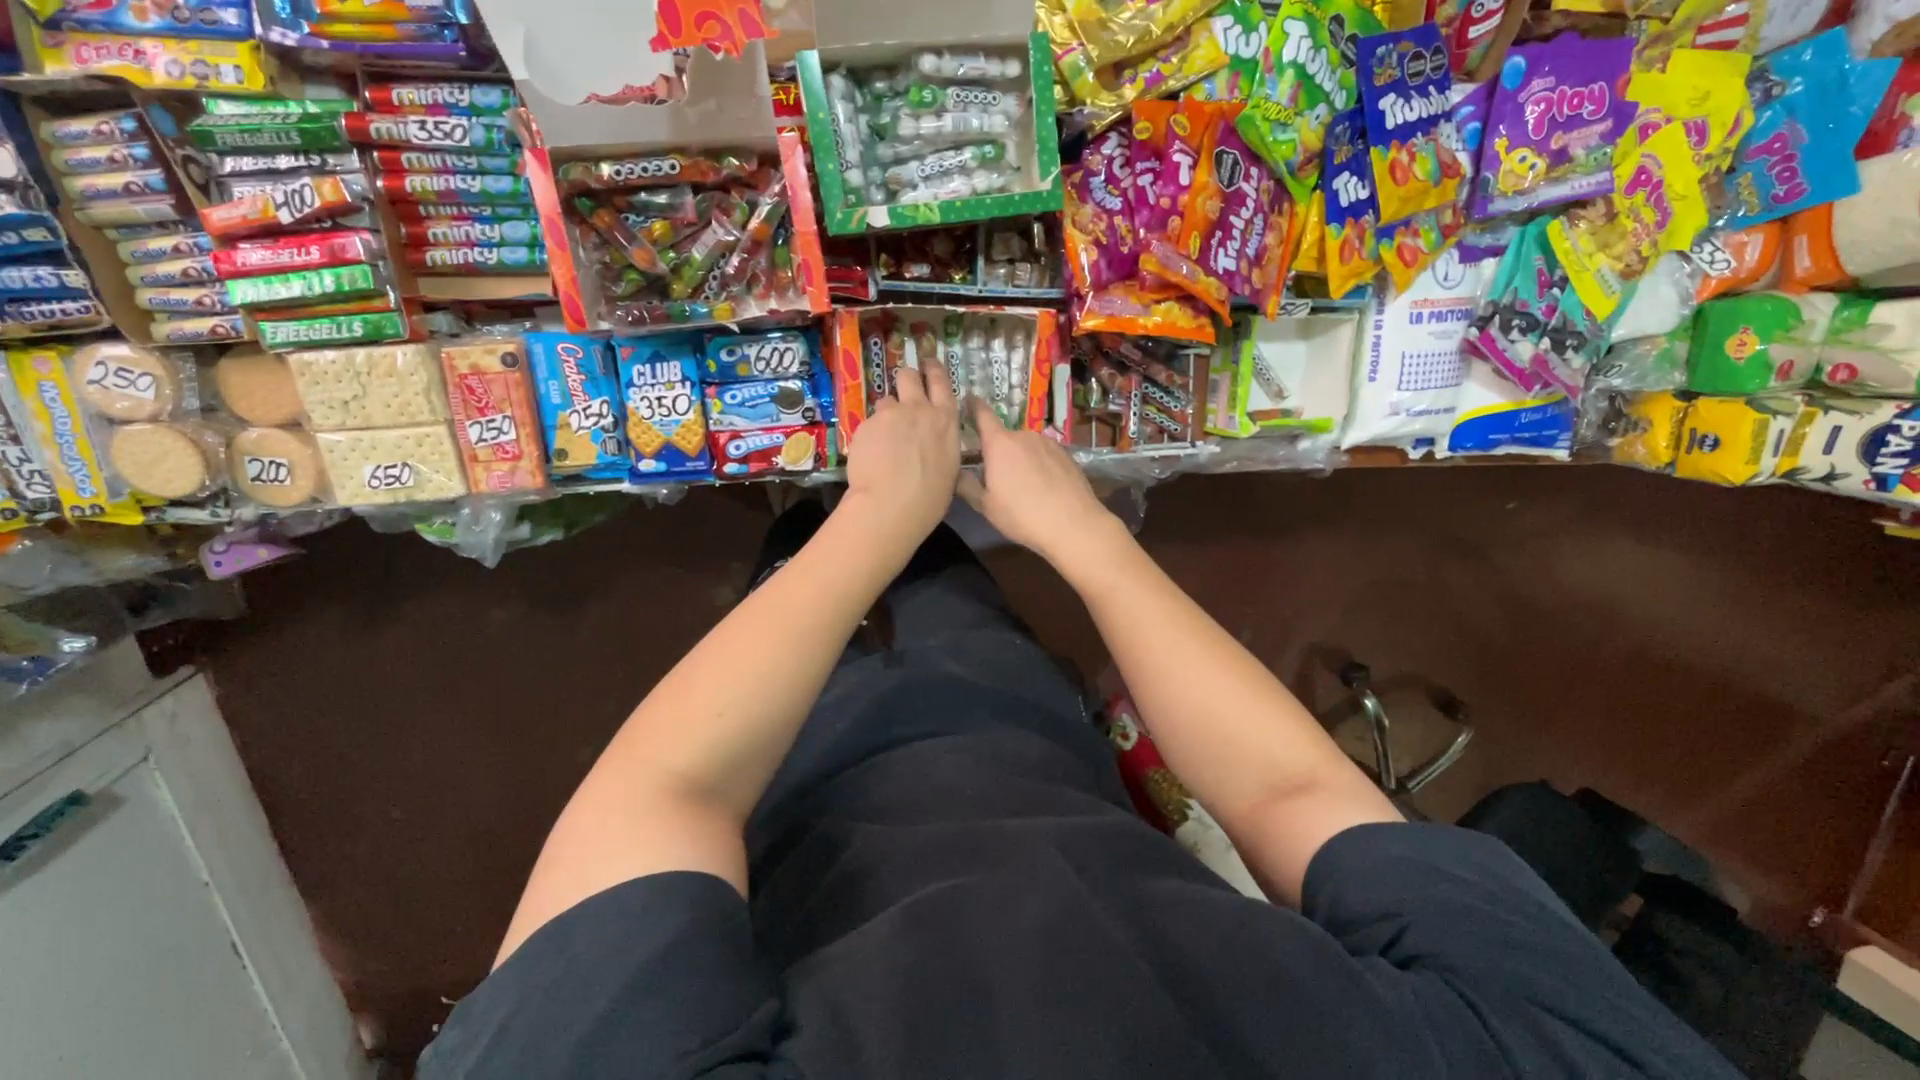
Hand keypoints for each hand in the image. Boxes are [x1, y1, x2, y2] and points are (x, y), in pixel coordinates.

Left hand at [843, 357, 961, 545]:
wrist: (892, 505)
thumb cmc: (929, 498)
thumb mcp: (949, 469)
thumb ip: (940, 447)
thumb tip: (933, 448)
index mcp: (945, 421)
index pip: (940, 381)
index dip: (933, 369)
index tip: (928, 364)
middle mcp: (918, 409)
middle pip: (908, 376)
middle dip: (905, 378)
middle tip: (903, 389)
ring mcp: (889, 415)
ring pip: (885, 401)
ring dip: (885, 414)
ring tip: (883, 438)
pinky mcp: (865, 425)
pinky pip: (867, 424)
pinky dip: (869, 436)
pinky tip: (870, 456)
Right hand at [957, 400, 1118, 563]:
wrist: (1073, 524)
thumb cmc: (1021, 515)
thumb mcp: (986, 506)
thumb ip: (967, 486)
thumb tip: (956, 472)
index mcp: (999, 444)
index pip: (983, 415)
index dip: (974, 406)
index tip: (969, 398)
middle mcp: (1024, 435)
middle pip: (1005, 438)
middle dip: (999, 452)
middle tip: (997, 477)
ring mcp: (1048, 443)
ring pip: (1027, 447)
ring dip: (1021, 459)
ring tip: (1024, 486)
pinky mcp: (1066, 454)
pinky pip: (1045, 455)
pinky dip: (1040, 465)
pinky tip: (1044, 487)